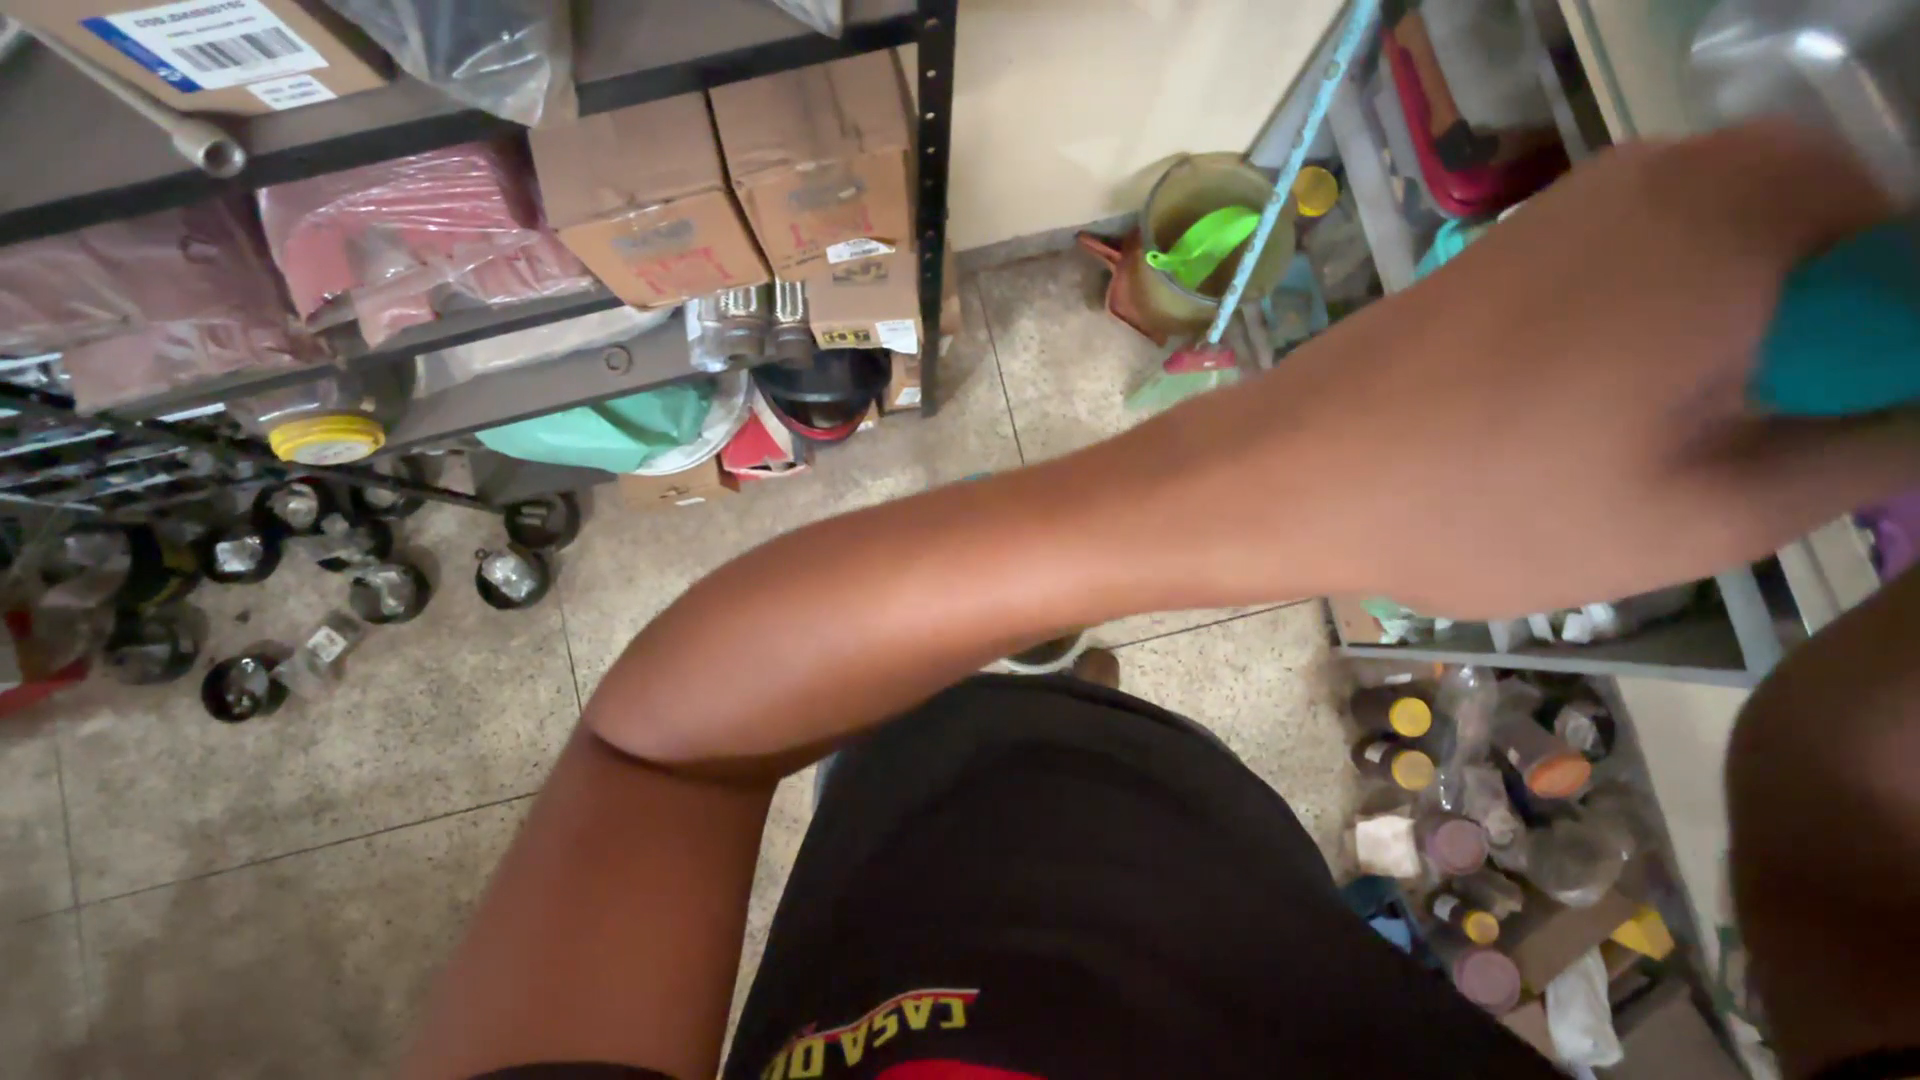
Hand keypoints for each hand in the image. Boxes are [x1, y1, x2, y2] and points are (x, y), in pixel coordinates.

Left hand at [1094, 121, 1919, 617]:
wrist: (1285, 472)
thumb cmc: (1482, 501)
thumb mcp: (1712, 509)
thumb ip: (1875, 447)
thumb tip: (1913, 412)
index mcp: (1763, 203)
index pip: (1913, 268)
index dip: (1895, 363)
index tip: (1839, 434)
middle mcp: (1675, 168)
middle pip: (1838, 257)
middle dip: (1822, 358)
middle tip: (1741, 461)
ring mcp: (1576, 203)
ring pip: (1736, 272)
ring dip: (1733, 357)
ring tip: (1649, 450)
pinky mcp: (1510, 247)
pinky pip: (1643, 279)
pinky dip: (1654, 343)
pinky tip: (1583, 422)